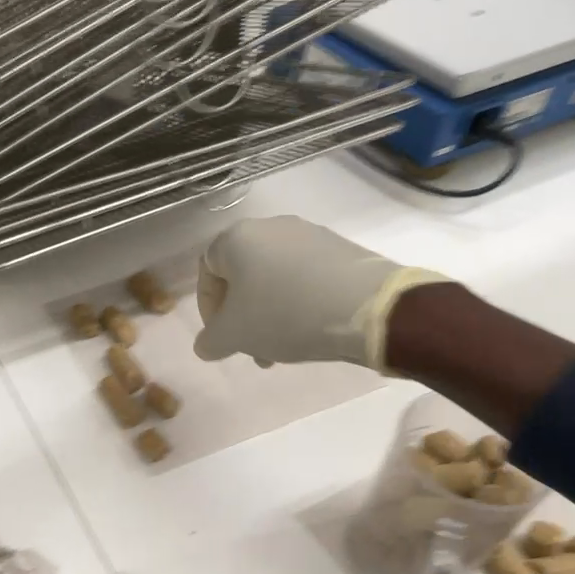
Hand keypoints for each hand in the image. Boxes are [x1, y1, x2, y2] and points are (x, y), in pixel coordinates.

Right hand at [193, 215, 448, 369]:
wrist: (367, 308)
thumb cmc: (284, 315)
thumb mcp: (234, 336)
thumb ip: (211, 340)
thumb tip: (207, 345)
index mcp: (237, 238)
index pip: (206, 270)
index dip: (208, 307)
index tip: (221, 336)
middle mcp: (271, 226)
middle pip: (243, 275)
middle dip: (242, 315)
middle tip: (251, 347)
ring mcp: (310, 234)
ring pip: (274, 278)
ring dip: (269, 313)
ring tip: (281, 347)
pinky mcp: (341, 248)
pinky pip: (305, 276)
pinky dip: (298, 302)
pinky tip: (309, 329)